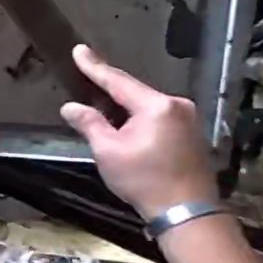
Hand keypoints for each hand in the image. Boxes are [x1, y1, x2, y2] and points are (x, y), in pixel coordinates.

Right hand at [59, 45, 219, 218]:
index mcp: (156, 106)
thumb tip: (71, 106)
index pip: (117, 81)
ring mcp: (188, 119)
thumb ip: (89, 123)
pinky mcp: (191, 134)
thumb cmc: (144, 179)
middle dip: (109, 90)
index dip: (94, 67)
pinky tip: (125, 126)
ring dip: (123, 107)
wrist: (187, 212)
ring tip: (101, 109)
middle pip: (134, 92)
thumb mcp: (108, 151)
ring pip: (145, 105)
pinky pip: (157, 116)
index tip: (78, 50)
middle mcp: (176, 106)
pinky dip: (138, 118)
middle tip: (86, 81)